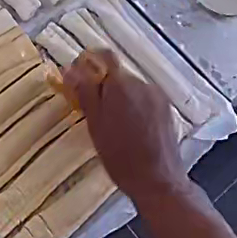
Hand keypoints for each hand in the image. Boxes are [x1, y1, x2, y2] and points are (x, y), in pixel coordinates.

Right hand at [65, 49, 189, 201]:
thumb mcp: (95, 125)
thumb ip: (85, 93)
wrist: (158, 181)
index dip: (88, 62)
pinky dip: (133, 106)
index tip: (77, 79)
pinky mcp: (166, 108)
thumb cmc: (120, 157)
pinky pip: (143, 98)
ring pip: (130, 87)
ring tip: (111, 124)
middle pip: (117, 74)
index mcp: (122, 85)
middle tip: (89, 109)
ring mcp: (156, 95)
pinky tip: (129, 128)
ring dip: (118, 97)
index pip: (104, 56)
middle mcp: (142, 84)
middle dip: (102, 86)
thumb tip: (70, 69)